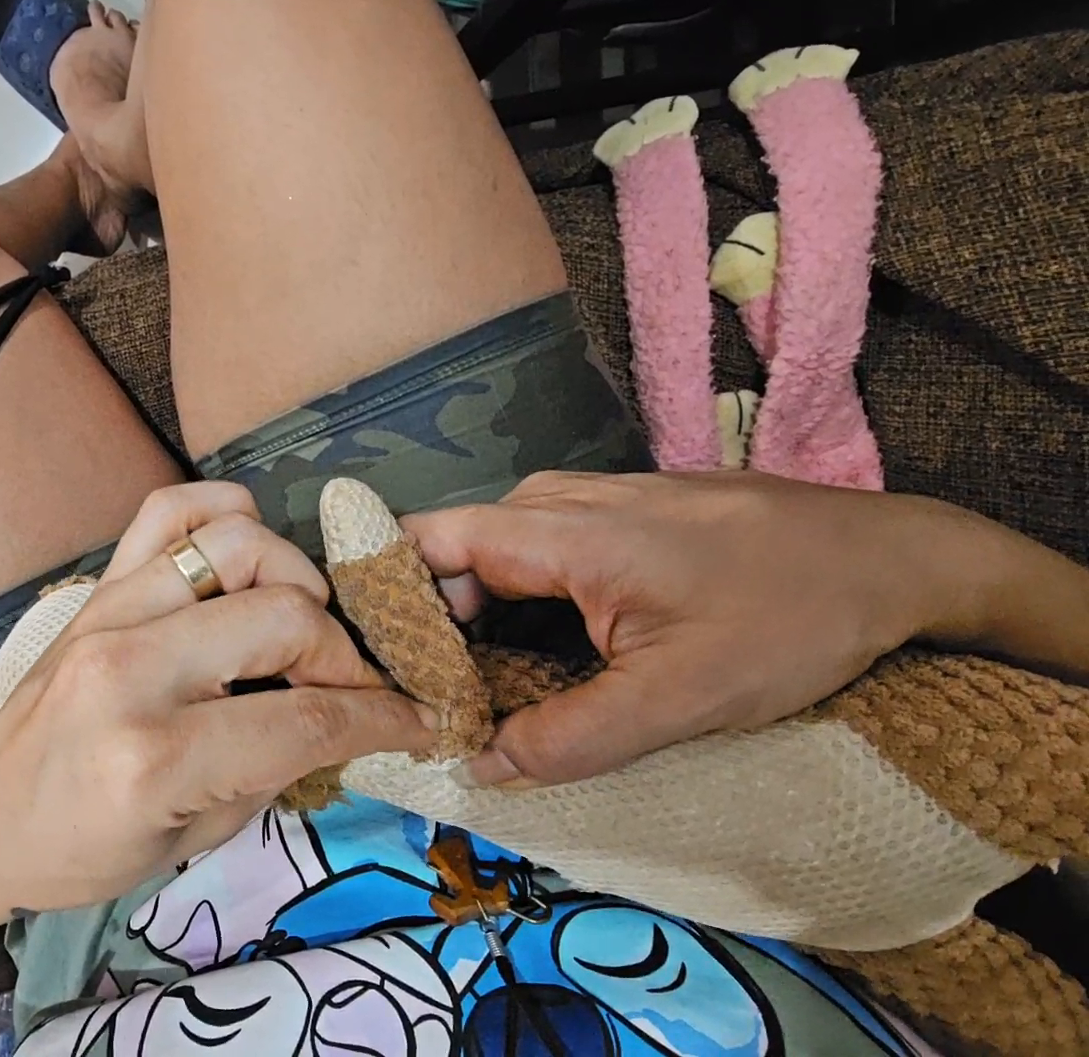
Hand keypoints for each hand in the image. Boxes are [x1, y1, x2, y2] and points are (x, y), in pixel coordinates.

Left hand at [0, 483, 438, 930]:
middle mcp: (131, 669)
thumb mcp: (196, 838)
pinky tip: (244, 555)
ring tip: (296, 626)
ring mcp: (107, 614)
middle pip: (284, 617)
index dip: (379, 719)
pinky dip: (224, 515)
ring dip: (294, 582)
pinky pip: (168, 512)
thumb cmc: (83, 850)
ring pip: (238, 545)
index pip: (303, 719)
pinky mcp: (95, 590)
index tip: (414, 719)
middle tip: (349, 686)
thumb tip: (345, 712)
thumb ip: (276, 765)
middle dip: (343, 656)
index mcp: (155, 758)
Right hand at [404, 470, 1026, 787]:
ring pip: (481, 558)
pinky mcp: (597, 517)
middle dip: (424, 626)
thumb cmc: (788, 617)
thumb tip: (477, 767)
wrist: (894, 560)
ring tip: (464, 686)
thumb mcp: (683, 697)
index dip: (382, 594)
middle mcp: (547, 502)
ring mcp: (574, 504)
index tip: (375, 662)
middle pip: (445, 557)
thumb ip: (571, 737)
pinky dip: (504, 606)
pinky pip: (521, 556)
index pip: (421, 540)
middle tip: (424, 698)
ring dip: (464, 620)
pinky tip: (519, 654)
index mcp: (555, 531)